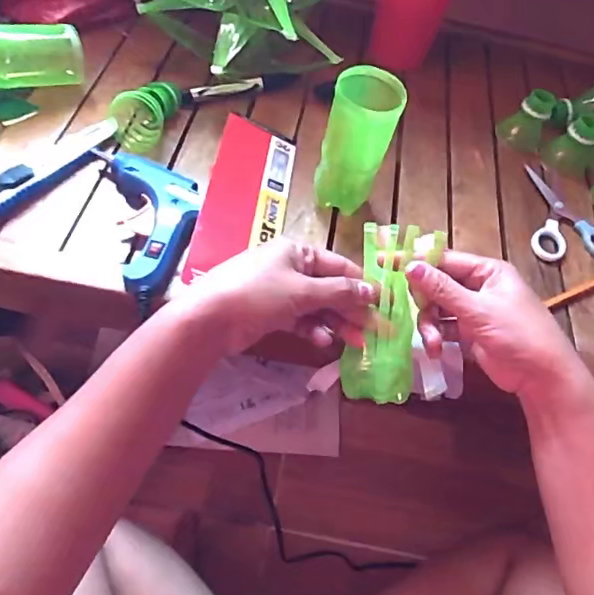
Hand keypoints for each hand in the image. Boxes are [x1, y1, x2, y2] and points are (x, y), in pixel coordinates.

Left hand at [172, 241, 376, 354]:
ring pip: (315, 306)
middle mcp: (288, 267)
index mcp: (296, 251)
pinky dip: (312, 329)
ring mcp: (277, 291)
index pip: (339, 266)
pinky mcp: (268, 313)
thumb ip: (340, 292)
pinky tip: (323, 342)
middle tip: (374, 331)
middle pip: (329, 288)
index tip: (384, 305)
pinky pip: (298, 319)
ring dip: (335, 323)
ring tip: (355, 343)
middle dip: (351, 310)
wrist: (209, 319)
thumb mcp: (302, 290)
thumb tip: (373, 290)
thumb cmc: (257, 295)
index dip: (362, 285)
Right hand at [406, 252, 580, 397]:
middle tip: (404, 307)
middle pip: (435, 284)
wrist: (542, 377)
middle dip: (422, 301)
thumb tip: (410, 266)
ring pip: (435, 308)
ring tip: (431, 342)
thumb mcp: (478, 310)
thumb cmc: (518, 334)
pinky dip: (435, 336)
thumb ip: (442, 288)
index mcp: (486, 271)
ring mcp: (472, 309)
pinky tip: (435, 349)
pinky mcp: (468, 331)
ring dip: (428, 324)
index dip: (414, 261)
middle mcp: (478, 286)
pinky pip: (441, 326)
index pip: (443, 259)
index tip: (384, 262)